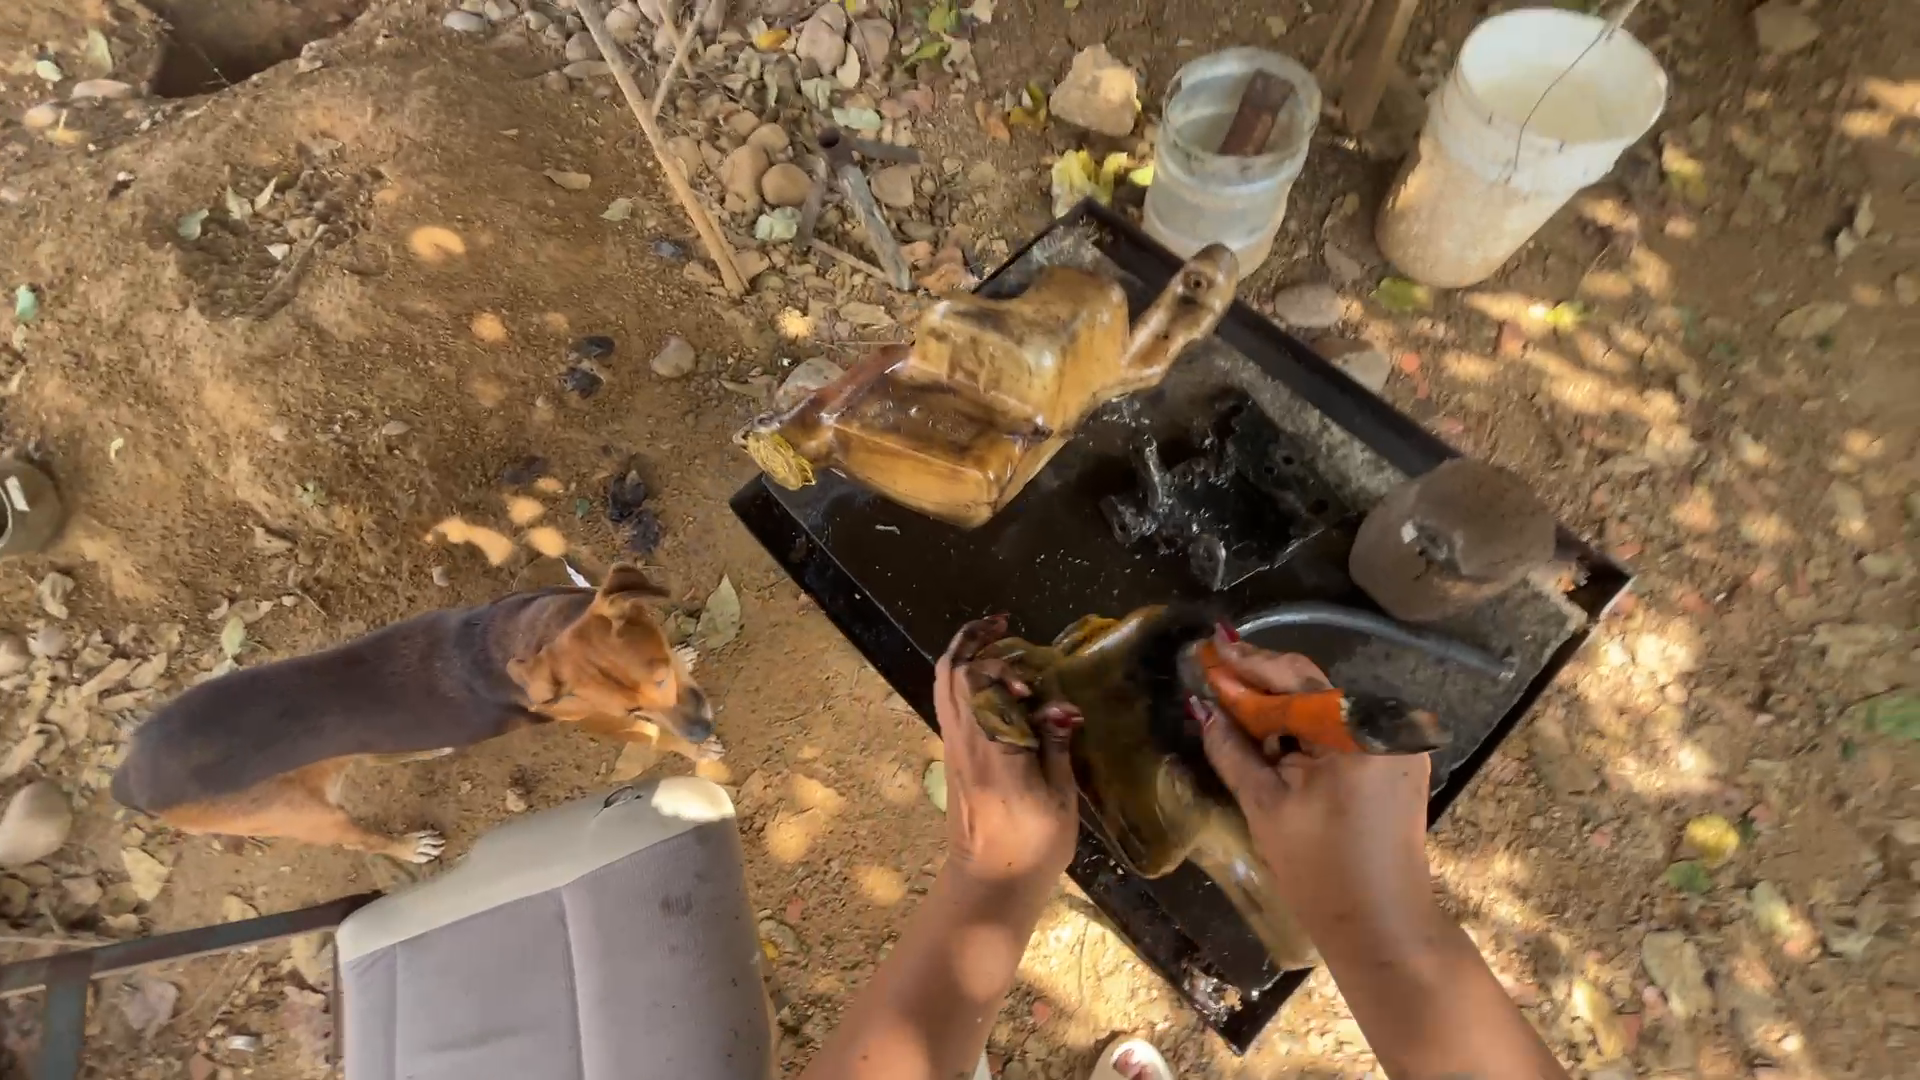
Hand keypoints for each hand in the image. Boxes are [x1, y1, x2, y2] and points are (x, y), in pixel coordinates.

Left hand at [933, 617, 1080, 891]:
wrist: (989, 883)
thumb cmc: (1034, 845)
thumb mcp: (1061, 797)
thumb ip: (1057, 745)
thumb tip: (1062, 705)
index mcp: (994, 748)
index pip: (980, 683)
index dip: (1001, 667)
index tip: (1029, 682)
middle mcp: (964, 739)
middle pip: (951, 672)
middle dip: (973, 639)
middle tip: (1003, 624)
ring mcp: (952, 745)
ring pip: (943, 683)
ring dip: (964, 653)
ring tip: (995, 639)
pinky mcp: (950, 754)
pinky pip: (947, 701)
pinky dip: (962, 677)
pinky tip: (990, 677)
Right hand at [1195, 638, 1434, 931]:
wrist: (1384, 927)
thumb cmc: (1319, 869)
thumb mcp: (1264, 804)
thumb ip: (1231, 748)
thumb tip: (1201, 707)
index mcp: (1358, 734)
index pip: (1294, 679)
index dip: (1246, 664)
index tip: (1210, 648)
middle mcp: (1386, 726)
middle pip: (1310, 686)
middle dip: (1259, 679)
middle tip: (1215, 668)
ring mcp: (1395, 743)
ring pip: (1322, 704)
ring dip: (1277, 702)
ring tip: (1231, 699)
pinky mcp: (1392, 761)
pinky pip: (1339, 727)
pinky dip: (1301, 725)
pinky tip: (1267, 728)